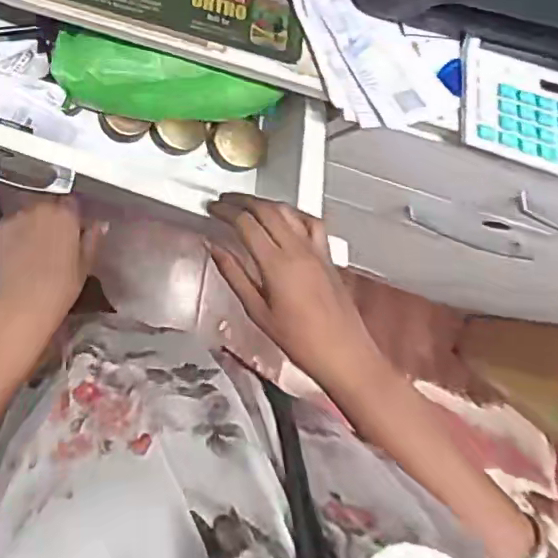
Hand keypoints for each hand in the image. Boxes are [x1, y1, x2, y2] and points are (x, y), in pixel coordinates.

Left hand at [0, 197, 103, 338]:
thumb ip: (91, 240)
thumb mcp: (83, 267)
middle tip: (54, 243)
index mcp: (66, 214)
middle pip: (49, 205)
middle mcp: (41, 208)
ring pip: (30, 213)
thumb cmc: (58, 289)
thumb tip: (99, 224)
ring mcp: (18, 216)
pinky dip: (15, 233)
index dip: (72, 216)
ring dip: (33, 224)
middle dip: (52, 218)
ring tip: (34, 249)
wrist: (21, 303)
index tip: (72, 230)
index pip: (72, 202)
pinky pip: (12, 224)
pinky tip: (18, 253)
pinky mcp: (0, 226)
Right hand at [206, 193, 385, 389]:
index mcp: (276, 264)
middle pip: (265, 210)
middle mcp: (297, 250)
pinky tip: (285, 216)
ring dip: (264, 203)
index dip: (225, 211)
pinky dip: (293, 213)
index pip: (245, 222)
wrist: (345, 356)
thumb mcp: (256, 311)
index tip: (212, 210)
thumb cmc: (298, 341)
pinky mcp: (328, 256)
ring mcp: (316, 250)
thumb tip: (213, 246)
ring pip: (287, 211)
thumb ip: (233, 274)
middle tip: (223, 202)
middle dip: (241, 201)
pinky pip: (310, 222)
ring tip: (246, 204)